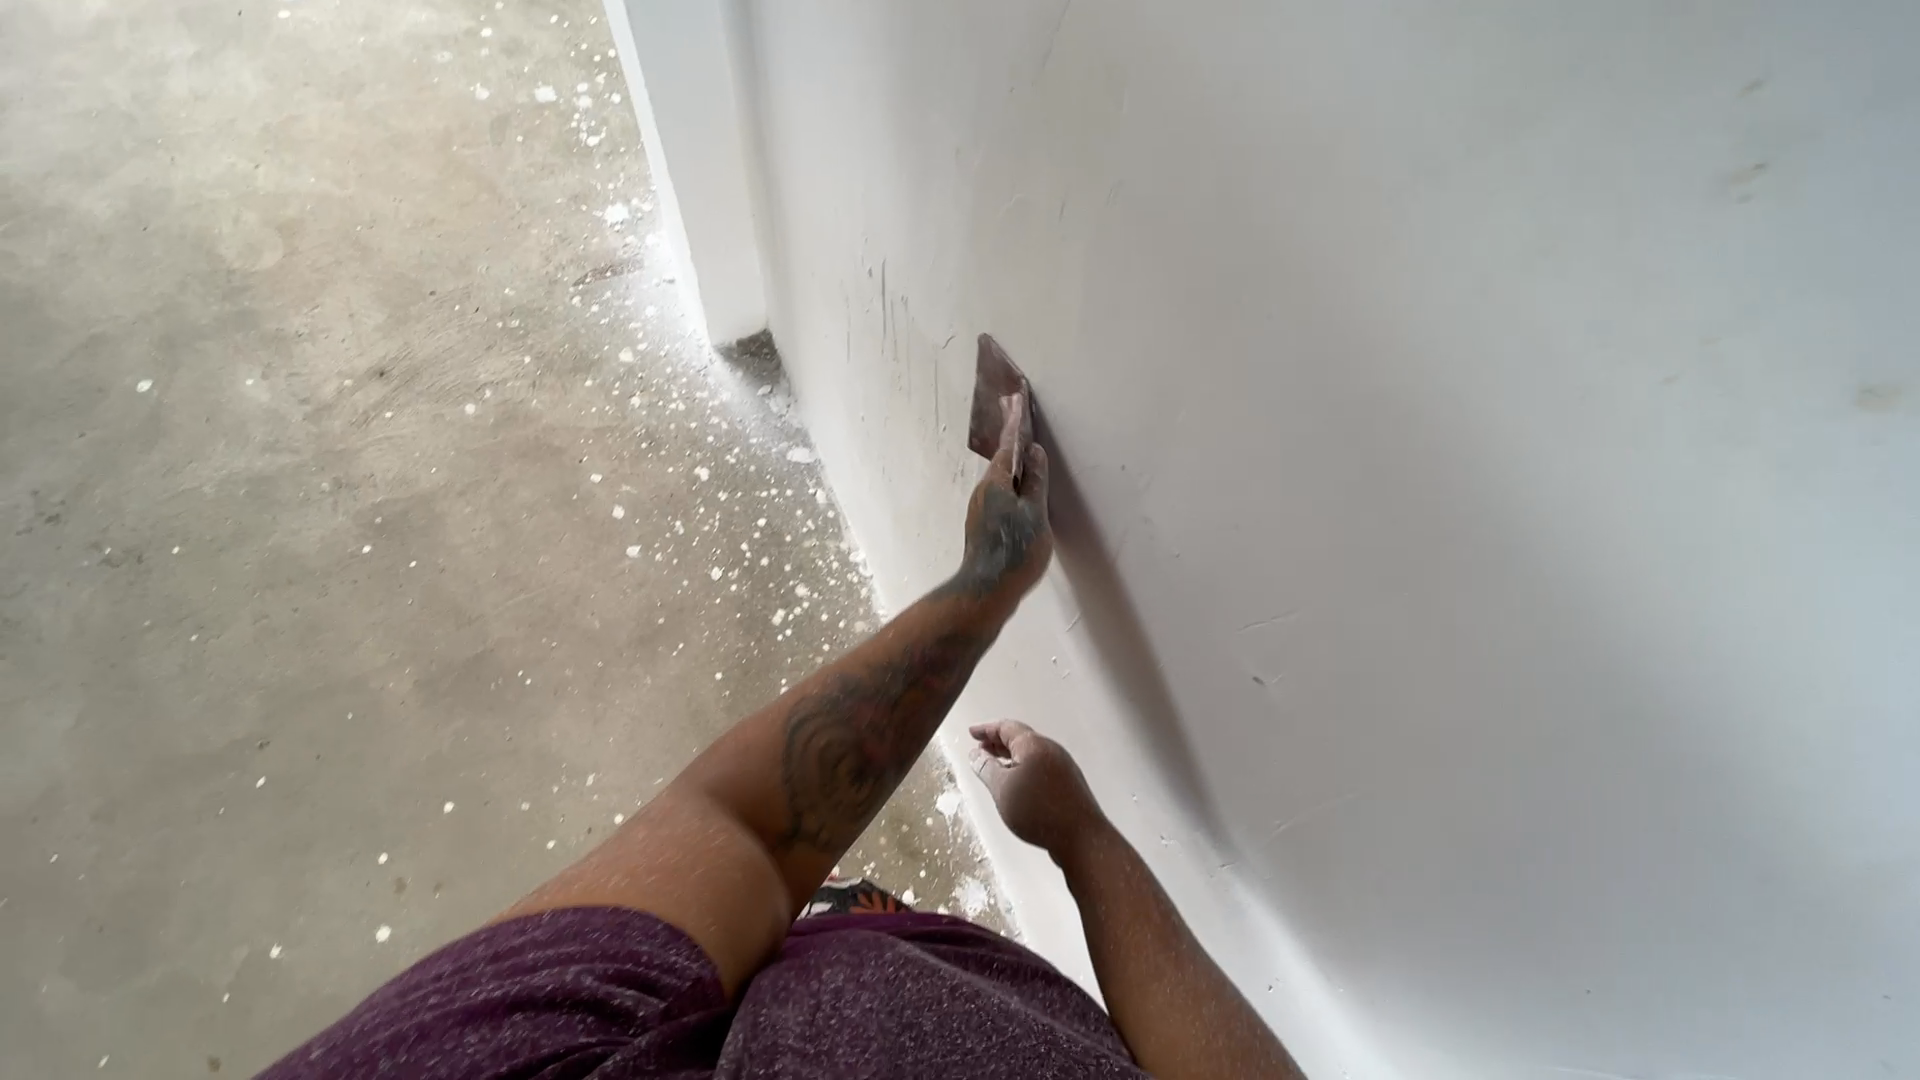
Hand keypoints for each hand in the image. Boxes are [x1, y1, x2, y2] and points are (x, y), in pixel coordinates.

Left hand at [954, 396, 1052, 606]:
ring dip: (1016, 473)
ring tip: (1033, 466)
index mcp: (995, 483)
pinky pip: (1001, 501)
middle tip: (1027, 428)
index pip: (1008, 447)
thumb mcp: (1035, 513)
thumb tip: (1035, 453)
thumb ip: (1036, 482)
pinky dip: (1014, 493)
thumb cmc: (1016, 551)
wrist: (987, 591)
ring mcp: (980, 513)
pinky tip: (1025, 503)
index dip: (1015, 425)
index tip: (1016, 401)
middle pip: (1003, 465)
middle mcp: (982, 493)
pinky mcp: (983, 530)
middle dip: (1016, 448)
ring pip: (1002, 485)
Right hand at [969, 720, 1107, 859]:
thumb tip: (976, 755)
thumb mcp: (1002, 789)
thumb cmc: (1037, 810)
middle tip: (980, 749)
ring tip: (994, 767)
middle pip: (1020, 739)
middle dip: (998, 743)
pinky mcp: (1068, 784)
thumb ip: (986, 769)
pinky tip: (1016, 785)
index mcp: (1034, 745)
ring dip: (1010, 757)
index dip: (987, 729)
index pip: (1006, 727)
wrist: (1081, 838)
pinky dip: (1023, 769)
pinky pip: (1040, 767)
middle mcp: (1051, 750)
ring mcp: (1063, 767)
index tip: (972, 733)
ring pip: (1031, 754)